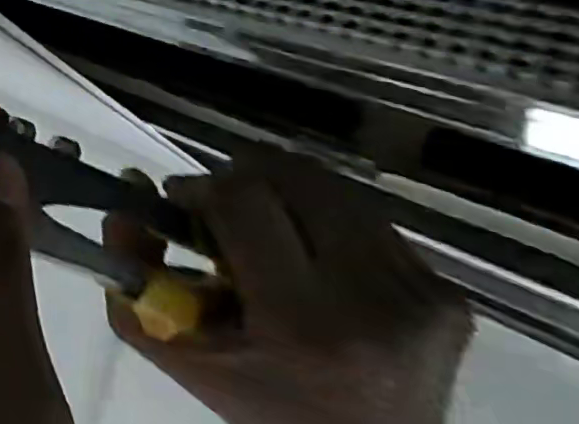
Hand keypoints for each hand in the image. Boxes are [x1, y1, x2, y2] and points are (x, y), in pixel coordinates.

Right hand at [106, 146, 472, 423]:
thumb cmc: (263, 408)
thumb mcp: (179, 351)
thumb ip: (133, 271)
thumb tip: (129, 190)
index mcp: (305, 323)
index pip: (243, 199)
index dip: (201, 186)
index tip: (182, 199)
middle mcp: (373, 301)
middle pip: (290, 177)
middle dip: (240, 178)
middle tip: (218, 204)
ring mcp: (420, 296)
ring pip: (328, 186)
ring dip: (281, 190)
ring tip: (261, 222)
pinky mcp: (449, 296)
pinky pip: (364, 215)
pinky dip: (322, 214)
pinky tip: (306, 246)